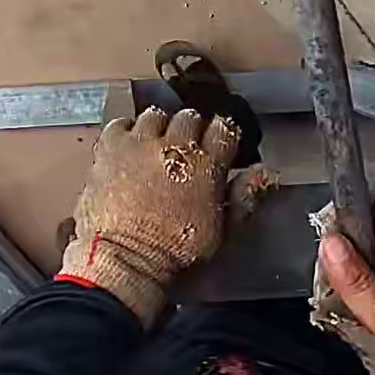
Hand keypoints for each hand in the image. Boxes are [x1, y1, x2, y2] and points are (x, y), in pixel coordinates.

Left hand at [59, 108, 241, 325]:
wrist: (125, 259)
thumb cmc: (175, 253)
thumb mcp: (222, 232)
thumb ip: (244, 198)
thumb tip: (264, 173)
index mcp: (207, 164)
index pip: (224, 128)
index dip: (222, 135)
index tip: (217, 143)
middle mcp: (175, 145)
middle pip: (189, 117)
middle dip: (190, 130)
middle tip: (185, 150)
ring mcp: (139, 143)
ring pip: (154, 115)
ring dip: (158, 128)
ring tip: (155, 147)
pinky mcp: (110, 149)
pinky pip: (120, 124)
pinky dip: (125, 132)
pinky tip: (127, 148)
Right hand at [312, 193, 374, 374]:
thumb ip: (352, 280)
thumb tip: (329, 238)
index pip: (372, 201)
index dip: (343, 217)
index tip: (329, 251)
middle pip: (366, 218)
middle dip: (341, 245)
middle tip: (336, 287)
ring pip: (369, 237)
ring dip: (350, 262)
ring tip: (348, 300)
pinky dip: (363, 273)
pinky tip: (364, 302)